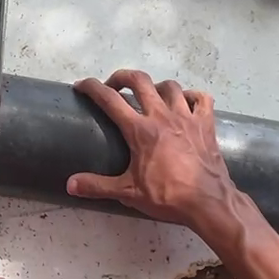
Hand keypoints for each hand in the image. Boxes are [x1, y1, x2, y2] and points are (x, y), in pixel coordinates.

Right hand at [67, 70, 237, 227]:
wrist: (208, 201)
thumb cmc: (167, 196)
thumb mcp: (128, 193)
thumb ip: (97, 186)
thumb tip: (70, 185)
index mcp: (140, 129)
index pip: (110, 99)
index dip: (92, 88)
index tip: (81, 86)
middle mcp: (162, 115)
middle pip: (139, 81)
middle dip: (122, 77)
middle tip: (114, 86)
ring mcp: (187, 116)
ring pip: (170, 86)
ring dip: (156, 87)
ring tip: (150, 97)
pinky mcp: (206, 123)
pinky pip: (201, 98)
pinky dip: (192, 96)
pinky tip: (185, 103)